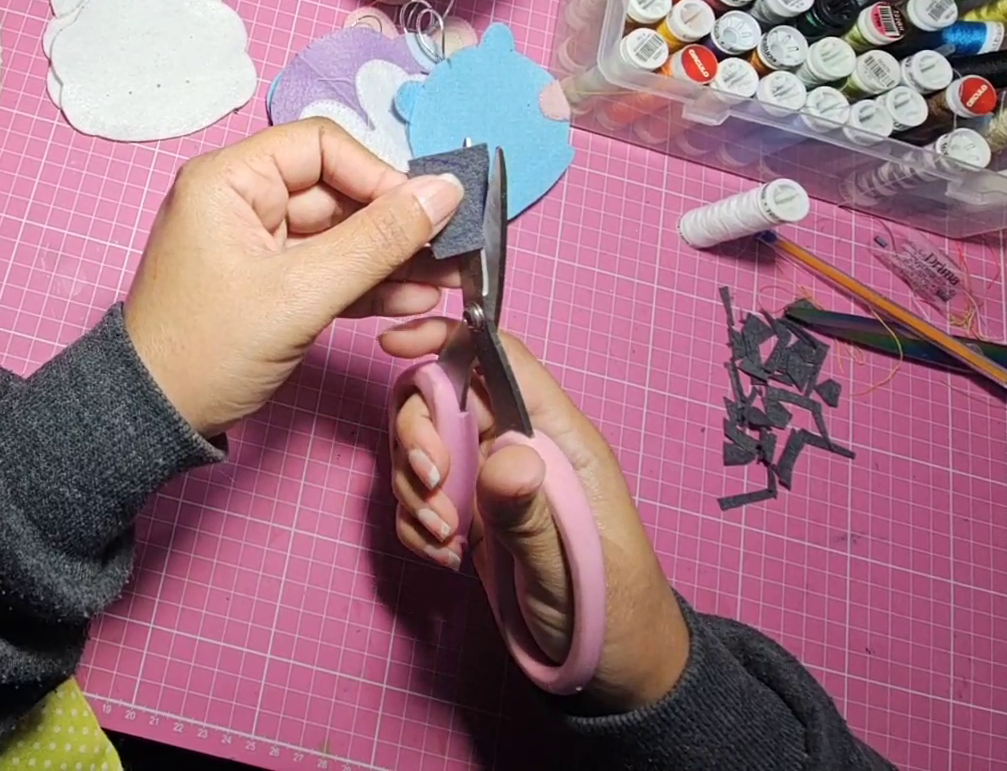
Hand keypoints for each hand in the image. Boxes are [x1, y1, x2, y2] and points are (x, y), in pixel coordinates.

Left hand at [125, 119, 463, 436]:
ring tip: (448, 278)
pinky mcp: (269, 280)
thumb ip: (377, 241)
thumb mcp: (299, 293)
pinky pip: (326, 267)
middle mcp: (242, 200)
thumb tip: (442, 192)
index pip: (320, 147)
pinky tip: (413, 297)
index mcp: (230, 180)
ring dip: (391, 257)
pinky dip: (366, 282)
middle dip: (395, 223)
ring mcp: (256, 242)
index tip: (423, 211)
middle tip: (452, 248)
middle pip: (336, 191)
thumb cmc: (206, 348)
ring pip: (338, 233)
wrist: (157, 416)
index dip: (377, 174)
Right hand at [384, 320, 689, 711]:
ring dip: (414, 489)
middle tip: (433, 486)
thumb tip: (503, 455)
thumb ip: (531, 513)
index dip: (446, 337)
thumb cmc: (611, 613)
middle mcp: (514, 443)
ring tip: (447, 539)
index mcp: (555, 435)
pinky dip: (414, 522)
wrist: (612, 669)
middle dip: (416, 436)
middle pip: (440, 397)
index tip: (394, 344)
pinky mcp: (464, 508)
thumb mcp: (570, 569)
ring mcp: (485, 476)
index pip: (498, 357)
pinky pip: (416, 493)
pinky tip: (445, 555)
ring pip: (419, 445)